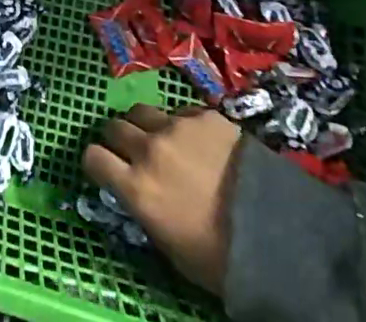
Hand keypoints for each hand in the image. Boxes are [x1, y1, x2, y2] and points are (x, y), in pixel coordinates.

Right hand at [84, 105, 240, 293]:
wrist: (273, 230)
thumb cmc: (216, 253)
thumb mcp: (166, 242)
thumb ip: (143, 207)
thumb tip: (135, 190)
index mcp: (135, 187)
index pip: (92, 157)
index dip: (96, 161)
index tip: (105, 167)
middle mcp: (149, 149)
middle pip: (114, 127)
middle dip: (117, 139)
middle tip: (131, 151)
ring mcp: (177, 127)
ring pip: (142, 110)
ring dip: (143, 124)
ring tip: (158, 137)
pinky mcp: (204, 115)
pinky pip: (179, 112)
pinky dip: (179, 123)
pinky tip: (196, 140)